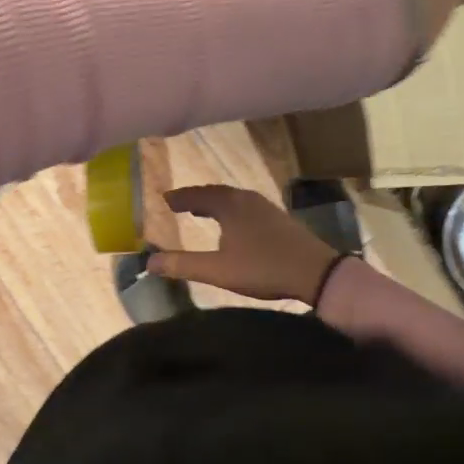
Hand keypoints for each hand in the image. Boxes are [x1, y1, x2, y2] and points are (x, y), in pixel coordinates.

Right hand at [146, 185, 342, 304]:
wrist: (315, 271)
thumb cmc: (262, 268)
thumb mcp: (218, 270)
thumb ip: (183, 265)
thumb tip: (149, 263)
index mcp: (229, 205)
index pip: (197, 195)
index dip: (179, 198)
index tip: (164, 199)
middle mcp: (246, 198)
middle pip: (215, 193)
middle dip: (196, 198)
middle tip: (179, 204)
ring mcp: (264, 206)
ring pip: (232, 199)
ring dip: (214, 203)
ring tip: (202, 211)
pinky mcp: (277, 218)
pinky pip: (245, 206)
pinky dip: (230, 209)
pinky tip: (234, 225)